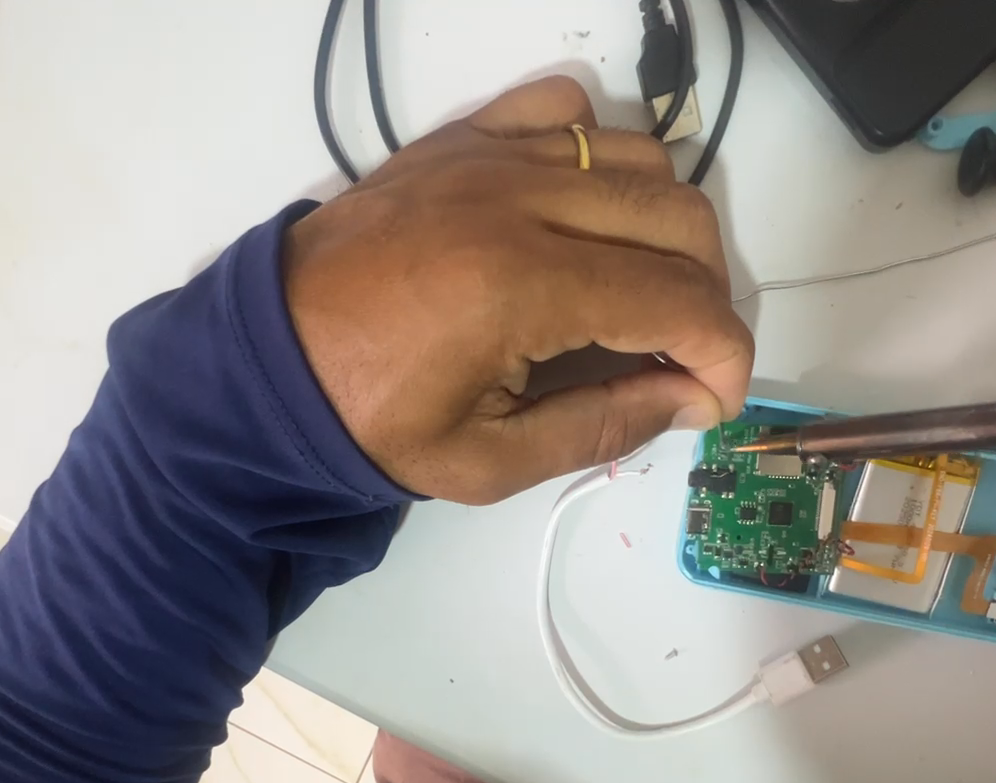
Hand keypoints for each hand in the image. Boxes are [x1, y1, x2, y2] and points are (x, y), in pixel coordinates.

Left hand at [282, 76, 751, 504]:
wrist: (271, 363)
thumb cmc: (372, 422)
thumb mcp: (486, 462)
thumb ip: (601, 427)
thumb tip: (689, 397)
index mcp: (520, 288)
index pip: (677, 303)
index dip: (724, 355)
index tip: (715, 398)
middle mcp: (516, 201)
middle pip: (679, 222)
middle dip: (709, 299)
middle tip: (682, 355)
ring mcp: (488, 156)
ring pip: (641, 158)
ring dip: (668, 232)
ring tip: (643, 294)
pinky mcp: (462, 138)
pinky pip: (568, 108)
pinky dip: (604, 157)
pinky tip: (588, 217)